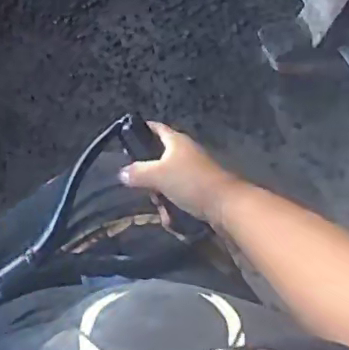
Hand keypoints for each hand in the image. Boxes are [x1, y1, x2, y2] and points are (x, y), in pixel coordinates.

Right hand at [118, 122, 247, 223]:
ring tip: (164, 212)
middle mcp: (186, 152)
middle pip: (159, 161)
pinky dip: (175, 209)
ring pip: (168, 184)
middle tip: (149, 191)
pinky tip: (175, 221)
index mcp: (176, 141)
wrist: (227, 206)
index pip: (156, 128)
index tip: (129, 138)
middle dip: (151, 180)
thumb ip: (137, 173)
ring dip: (163, 199)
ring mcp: (195, 172)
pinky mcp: (202, 191)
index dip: (143, 130)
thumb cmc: (191, 182)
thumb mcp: (158, 175)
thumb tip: (121, 172)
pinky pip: (180, 198)